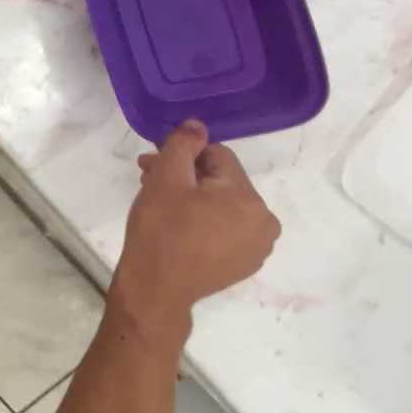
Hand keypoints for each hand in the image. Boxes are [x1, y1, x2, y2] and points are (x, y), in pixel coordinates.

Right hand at [108, 120, 279, 351]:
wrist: (157, 287)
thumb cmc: (161, 229)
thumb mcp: (165, 179)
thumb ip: (182, 145)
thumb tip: (198, 125)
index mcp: (250, 198)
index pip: (217, 156)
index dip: (182, 154)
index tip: (152, 163)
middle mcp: (264, 222)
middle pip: (220, 181)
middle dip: (184, 176)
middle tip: (147, 180)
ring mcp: (257, 247)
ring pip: (221, 205)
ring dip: (191, 197)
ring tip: (159, 204)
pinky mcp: (243, 264)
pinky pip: (224, 228)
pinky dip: (201, 220)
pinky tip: (176, 227)